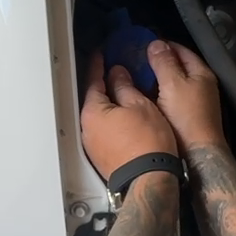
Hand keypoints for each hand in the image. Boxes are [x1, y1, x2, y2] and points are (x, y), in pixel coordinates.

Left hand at [81, 51, 177, 177]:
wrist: (149, 181)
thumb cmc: (147, 145)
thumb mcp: (139, 105)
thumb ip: (125, 86)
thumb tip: (117, 74)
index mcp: (93, 112)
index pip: (93, 80)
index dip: (98, 64)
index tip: (101, 54)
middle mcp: (87, 129)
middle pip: (94, 99)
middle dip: (105, 86)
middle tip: (116, 73)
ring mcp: (93, 145)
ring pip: (100, 117)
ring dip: (110, 106)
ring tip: (126, 97)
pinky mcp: (101, 157)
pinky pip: (105, 132)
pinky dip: (113, 123)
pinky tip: (127, 122)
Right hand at [147, 40, 225, 151]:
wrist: (196, 153)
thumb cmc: (187, 117)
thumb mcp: (173, 84)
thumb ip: (164, 63)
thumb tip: (156, 43)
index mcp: (201, 73)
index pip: (181, 50)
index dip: (163, 45)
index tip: (144, 44)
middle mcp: (201, 85)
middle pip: (177, 66)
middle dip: (158, 62)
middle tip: (137, 60)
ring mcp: (195, 101)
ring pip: (172, 83)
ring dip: (157, 78)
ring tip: (137, 76)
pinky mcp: (187, 116)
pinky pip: (169, 97)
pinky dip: (158, 93)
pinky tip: (144, 96)